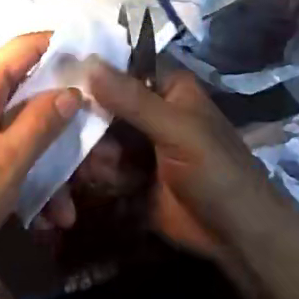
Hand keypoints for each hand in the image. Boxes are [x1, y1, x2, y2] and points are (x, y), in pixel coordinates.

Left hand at [0, 33, 81, 286]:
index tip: (103, 65)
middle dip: (70, 122)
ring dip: (54, 160)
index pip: (24, 48)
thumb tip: (72, 92)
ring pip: (22, 131)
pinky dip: (28, 178)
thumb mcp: (3, 166)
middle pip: (30, 94)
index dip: (64, 48)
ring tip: (84, 194)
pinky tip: (50, 216)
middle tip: (106, 149)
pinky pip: (4, 155)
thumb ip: (39, 125)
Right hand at [85, 59, 287, 257]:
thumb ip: (131, 99)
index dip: (90, 75)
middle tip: (91, 144)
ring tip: (111, 173)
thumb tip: (86, 61)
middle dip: (91, 127)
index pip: (119, 69)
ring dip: (97, 156)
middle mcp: (149, 111)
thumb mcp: (176, 130)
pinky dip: (101, 175)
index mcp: (167, 89)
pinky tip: (113, 186)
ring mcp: (138, 145)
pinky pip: (100, 166)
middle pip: (101, 106)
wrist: (237, 236)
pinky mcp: (129, 175)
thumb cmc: (216, 172)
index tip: (60, 84)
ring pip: (97, 138)